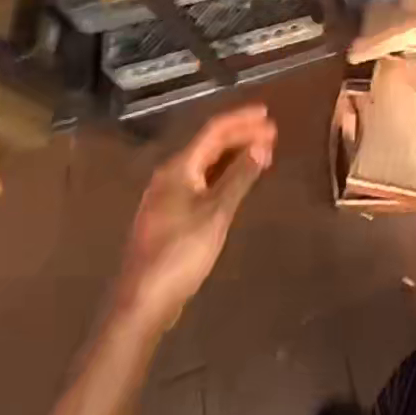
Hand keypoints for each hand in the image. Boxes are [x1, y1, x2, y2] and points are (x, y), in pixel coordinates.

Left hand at [113, 105, 276, 331]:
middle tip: (272, 132)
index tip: (268, 114)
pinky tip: (238, 180)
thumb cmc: (181, 252)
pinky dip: (224, 173)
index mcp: (178, 168)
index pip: (214, 131)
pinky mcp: (171, 215)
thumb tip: (263, 146)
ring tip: (262, 150)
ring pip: (206, 163)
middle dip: (241, 135)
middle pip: (209, 145)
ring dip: (234, 153)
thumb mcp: (217, 212)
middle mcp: (170, 176)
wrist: (143, 300)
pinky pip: (202, 180)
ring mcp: (168, 196)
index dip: (242, 120)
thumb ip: (240, 177)